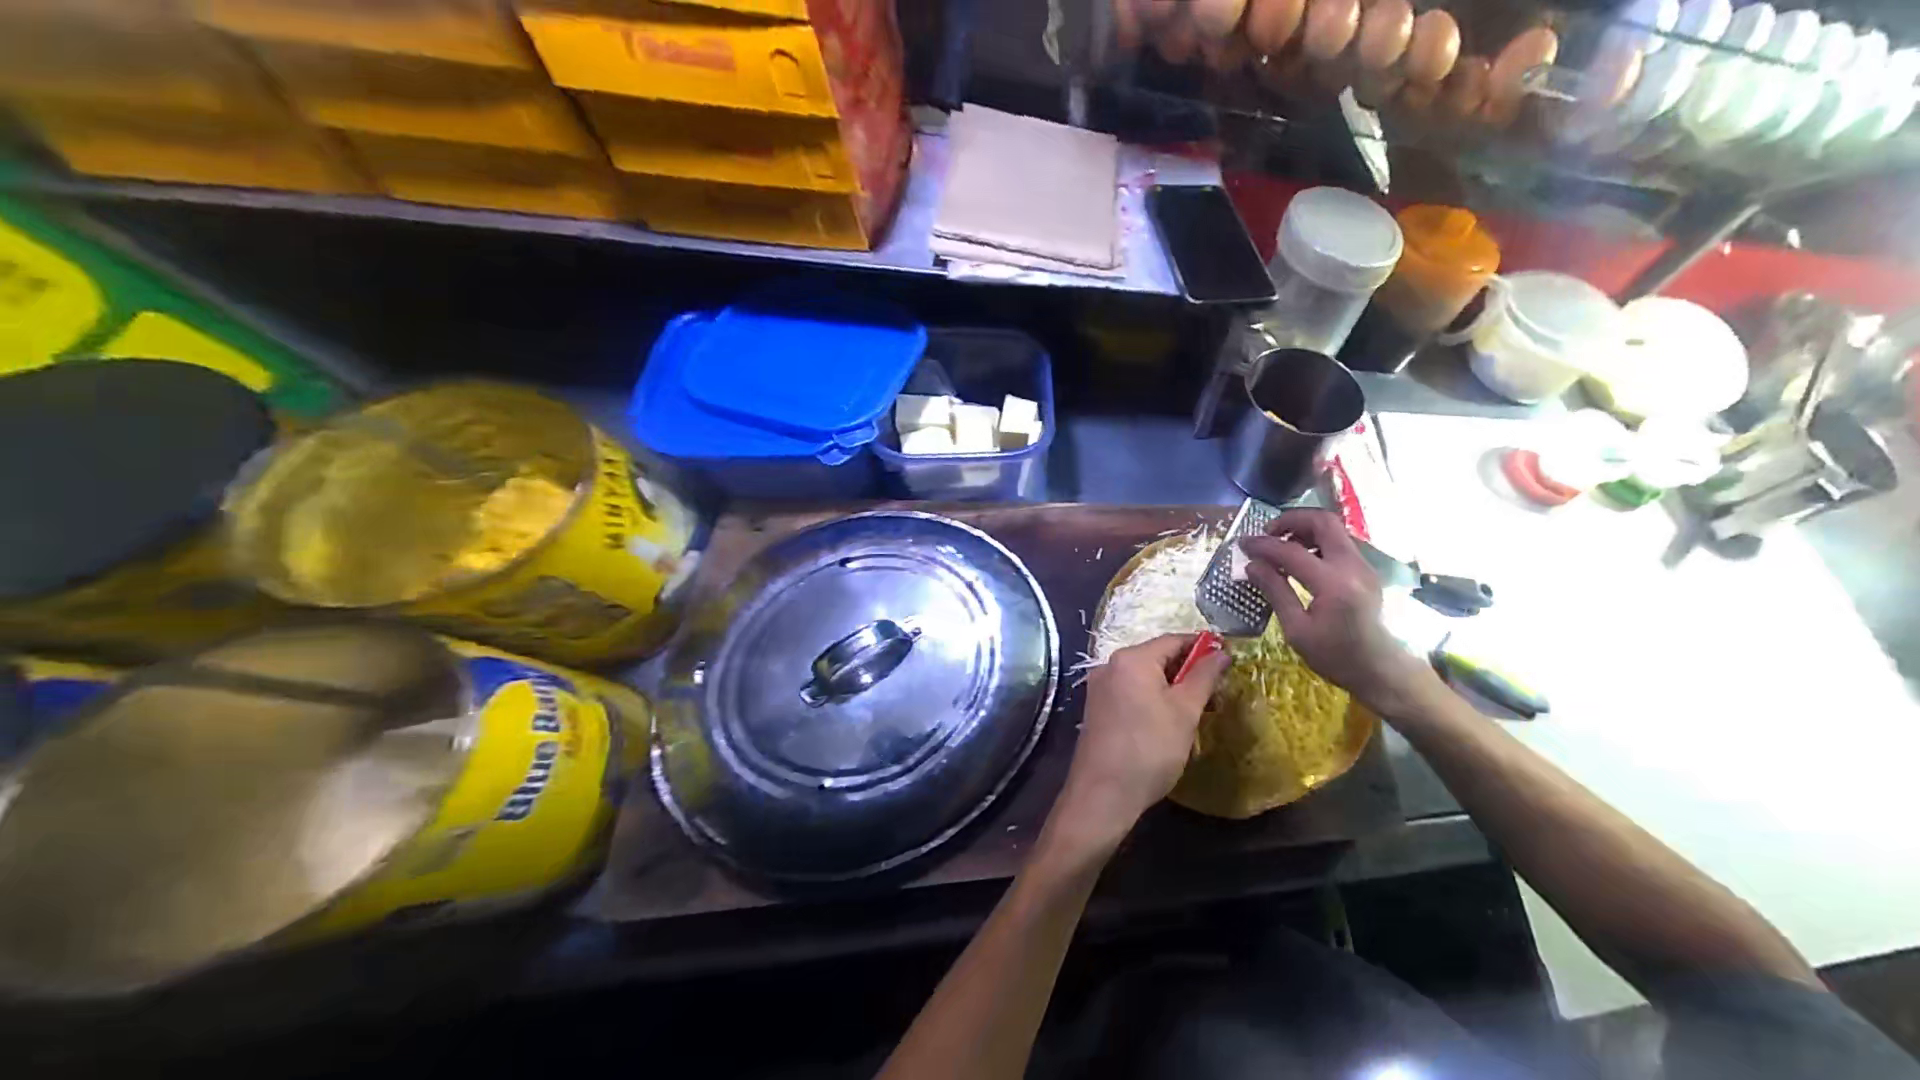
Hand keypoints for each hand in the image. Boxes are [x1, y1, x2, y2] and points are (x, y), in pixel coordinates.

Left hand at [1050, 634, 1228, 850]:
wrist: (1103, 793)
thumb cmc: (1150, 748)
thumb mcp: (1185, 711)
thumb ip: (1204, 677)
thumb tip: (1220, 653)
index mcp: (1131, 659)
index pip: (1173, 640)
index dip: (1202, 646)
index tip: (1228, 657)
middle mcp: (1110, 665)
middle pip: (1157, 656)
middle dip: (1188, 669)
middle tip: (1217, 689)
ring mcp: (1100, 687)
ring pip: (1144, 675)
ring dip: (1172, 686)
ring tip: (1199, 707)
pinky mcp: (1098, 707)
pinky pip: (1131, 691)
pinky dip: (1153, 697)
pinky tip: (1169, 718)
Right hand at [1238, 509, 1435, 715]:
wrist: (1382, 670)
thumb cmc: (1336, 657)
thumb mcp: (1297, 630)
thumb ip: (1275, 591)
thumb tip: (1252, 565)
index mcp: (1333, 584)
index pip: (1291, 551)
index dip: (1263, 545)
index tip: (1242, 544)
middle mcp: (1353, 567)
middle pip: (1323, 521)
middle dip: (1290, 520)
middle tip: (1267, 534)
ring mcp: (1364, 566)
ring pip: (1333, 528)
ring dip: (1304, 529)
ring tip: (1280, 546)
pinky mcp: (1365, 570)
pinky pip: (1339, 542)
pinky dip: (1315, 541)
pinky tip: (1299, 559)